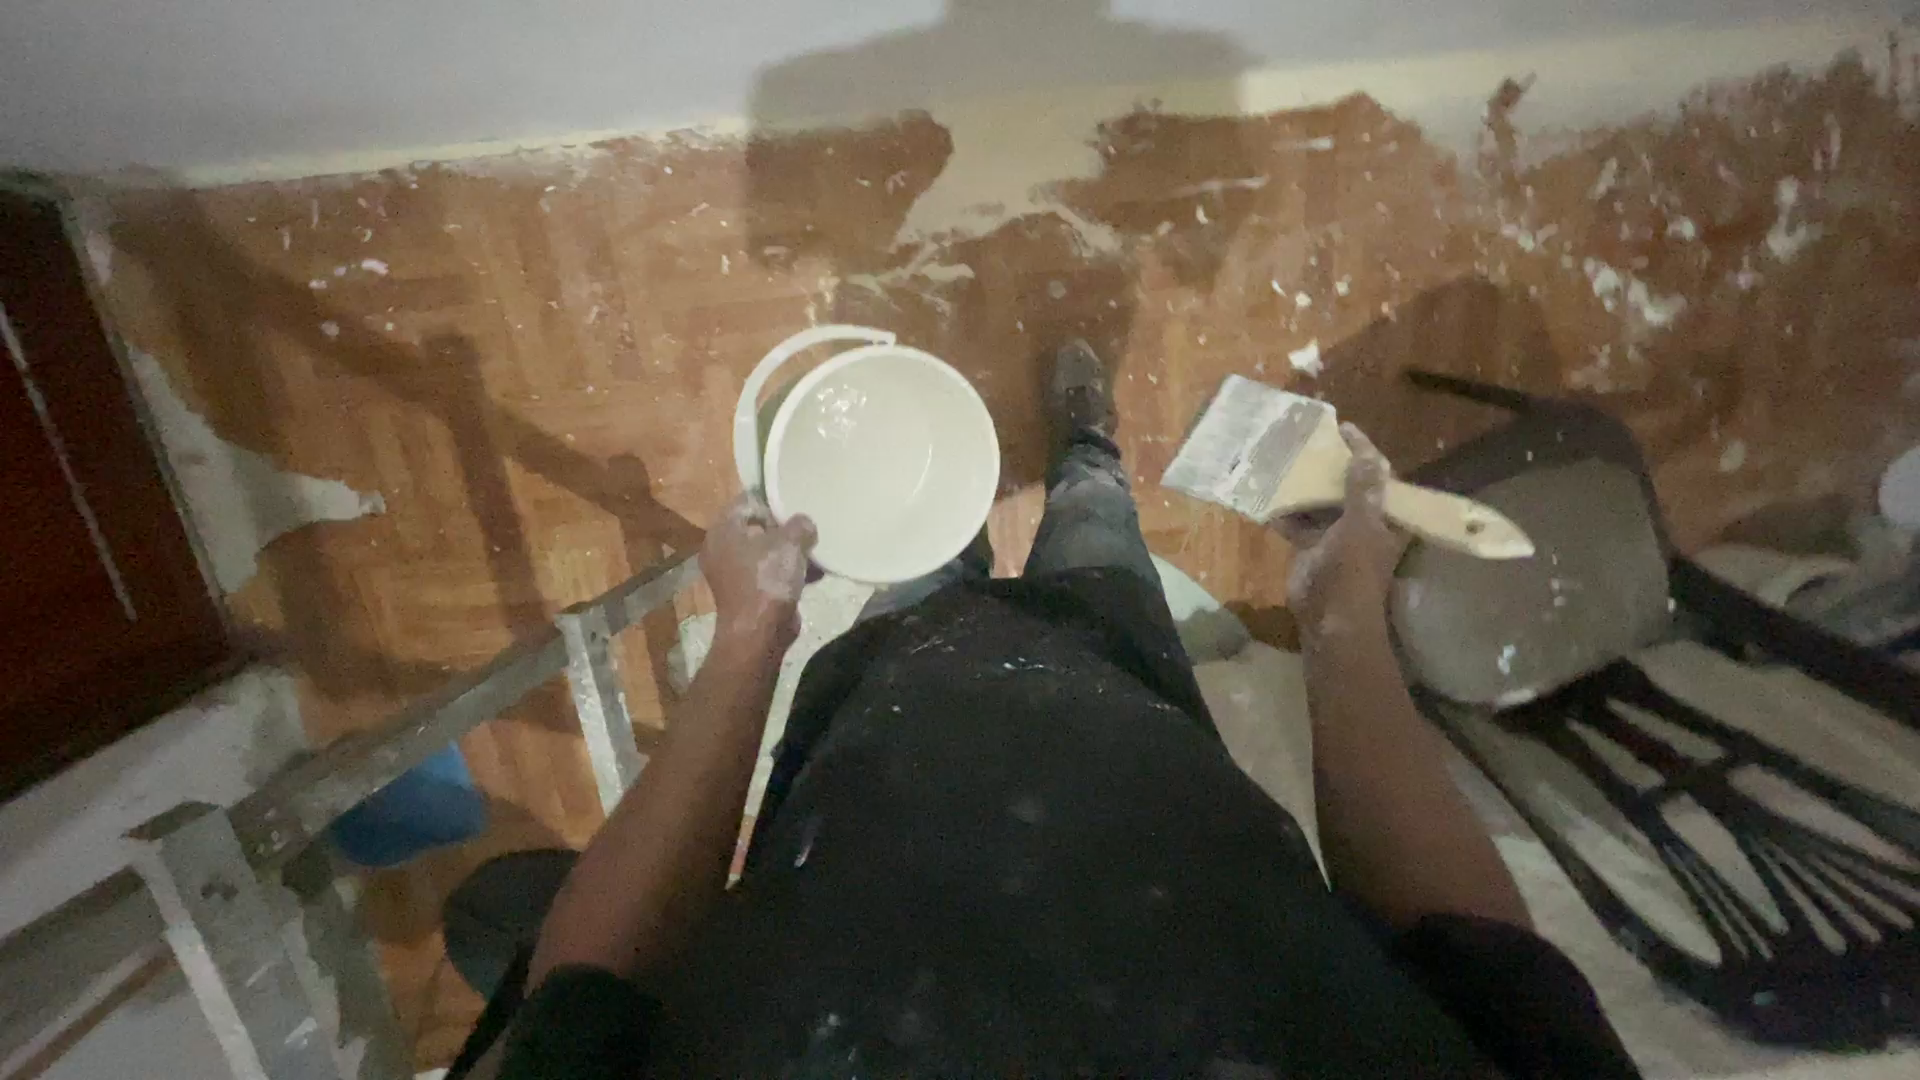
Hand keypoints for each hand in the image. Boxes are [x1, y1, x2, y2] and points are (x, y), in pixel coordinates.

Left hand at [702, 494, 816, 648]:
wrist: (760, 630)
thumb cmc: (768, 578)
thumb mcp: (790, 541)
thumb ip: (800, 524)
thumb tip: (805, 524)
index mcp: (723, 530)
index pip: (746, 501)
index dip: (771, 501)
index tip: (795, 506)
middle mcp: (722, 549)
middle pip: (756, 528)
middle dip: (784, 529)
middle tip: (807, 528)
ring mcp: (733, 574)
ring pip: (766, 552)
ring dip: (790, 552)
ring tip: (814, 551)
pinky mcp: (747, 593)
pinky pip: (770, 574)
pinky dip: (789, 572)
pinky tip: (813, 574)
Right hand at [1281, 424, 1407, 643]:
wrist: (1328, 617)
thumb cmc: (1351, 573)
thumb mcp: (1359, 527)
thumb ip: (1362, 491)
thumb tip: (1366, 452)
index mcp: (1383, 516)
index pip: (1376, 475)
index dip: (1363, 451)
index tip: (1343, 428)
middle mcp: (1361, 521)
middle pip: (1345, 485)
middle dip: (1327, 465)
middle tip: (1306, 441)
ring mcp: (1333, 534)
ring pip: (1318, 502)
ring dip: (1302, 486)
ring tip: (1284, 460)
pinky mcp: (1309, 547)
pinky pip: (1296, 521)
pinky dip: (1283, 510)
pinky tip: (1266, 495)